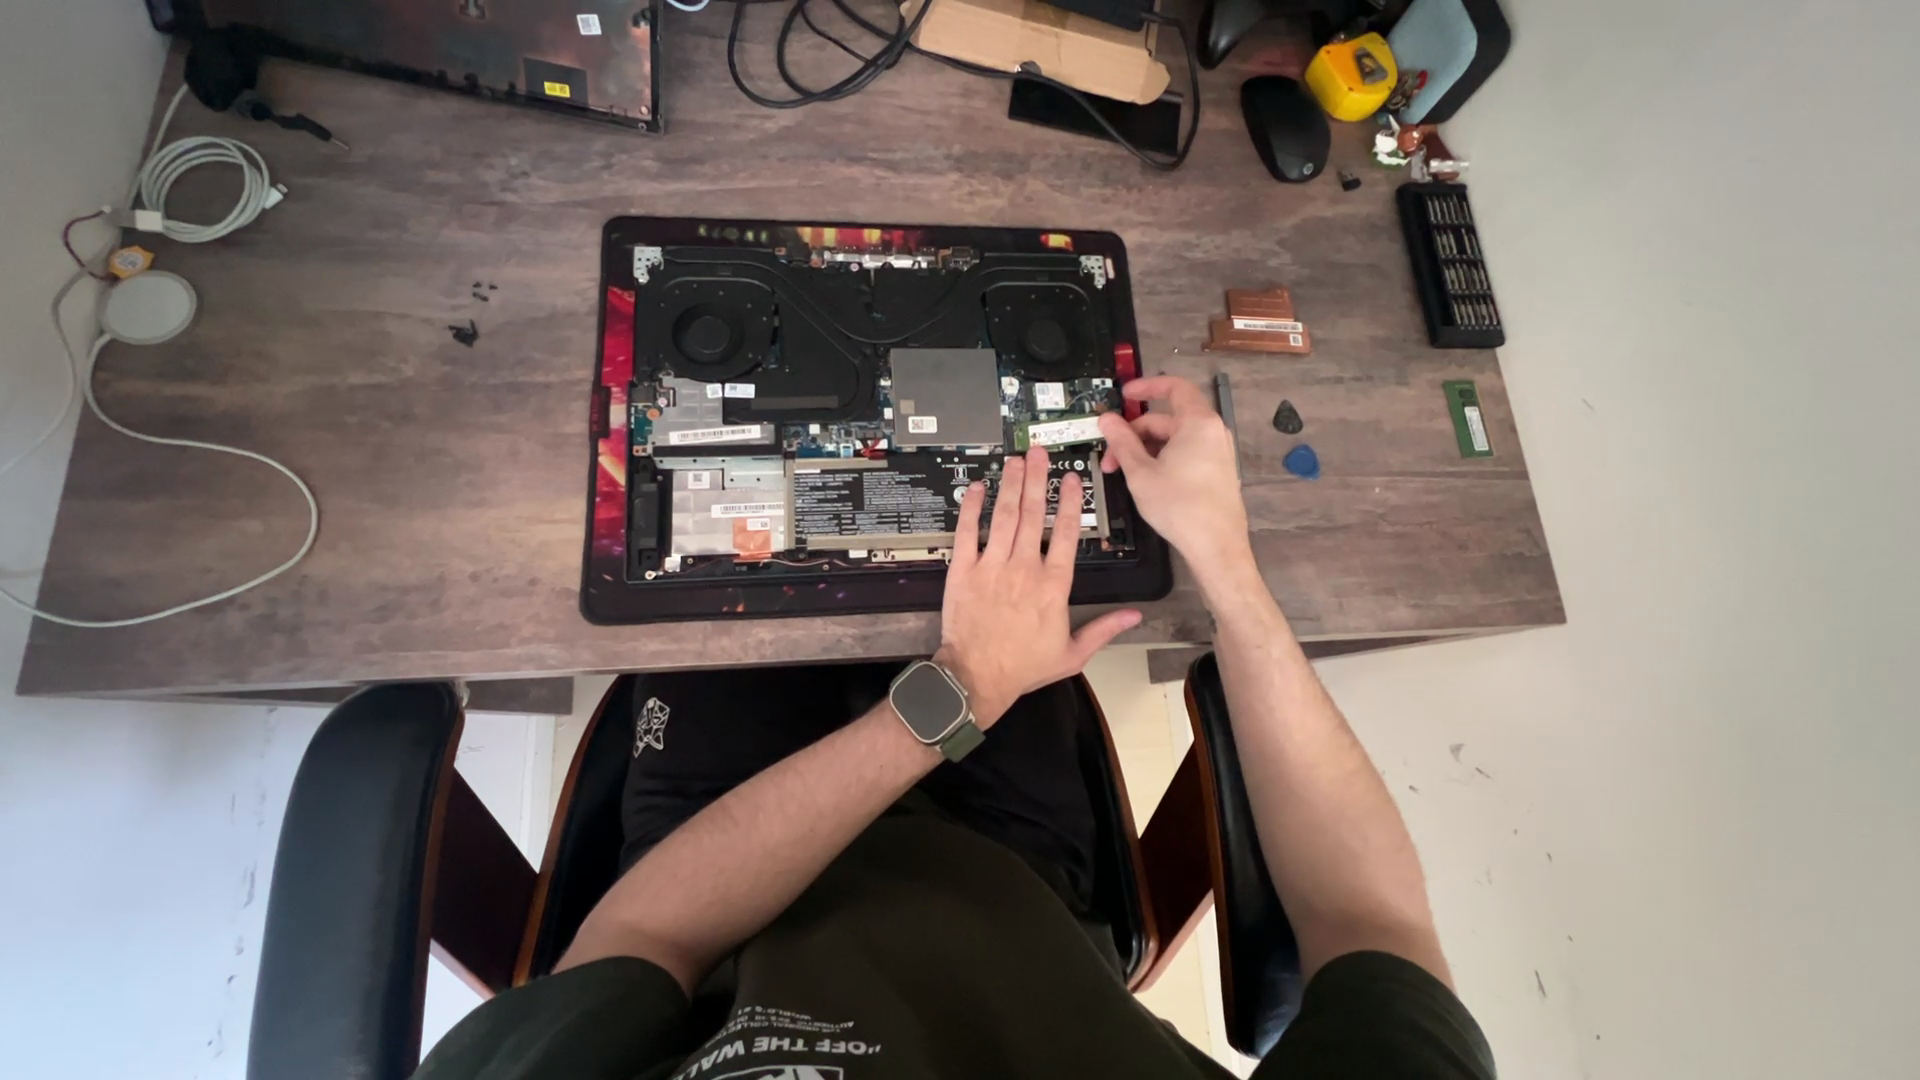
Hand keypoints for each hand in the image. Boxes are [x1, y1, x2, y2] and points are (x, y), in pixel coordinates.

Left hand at [937, 445, 1141, 727]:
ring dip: (1011, 486)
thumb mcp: (1072, 653)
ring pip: (1004, 517)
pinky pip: (967, 533)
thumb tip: (1136, 616)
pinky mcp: (964, 571)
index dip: (1069, 503)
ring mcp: (992, 567)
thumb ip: (1104, 630)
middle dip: (1038, 480)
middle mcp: (1023, 568)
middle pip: (1033, 515)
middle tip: (1040, 453)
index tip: (1072, 479)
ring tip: (1016, 460)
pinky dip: (970, 509)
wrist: (976, 677)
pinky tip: (976, 488)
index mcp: (1052, 586)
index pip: (1065, 535)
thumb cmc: (1024, 667)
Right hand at [1097, 376, 1253, 569]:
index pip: (1174, 387)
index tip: (1124, 396)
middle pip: (1167, 419)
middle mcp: (1212, 432)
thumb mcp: (1140, 472)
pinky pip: (1186, 454)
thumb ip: (1122, 442)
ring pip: (1174, 440)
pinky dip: (1162, 459)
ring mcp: (1217, 453)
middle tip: (1110, 457)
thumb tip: (1106, 419)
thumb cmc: (1178, 505)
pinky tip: (1145, 481)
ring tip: (1124, 474)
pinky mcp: (1217, 472)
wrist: (1215, 546)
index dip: (1146, 386)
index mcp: (1197, 423)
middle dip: (1135, 434)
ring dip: (1145, 450)